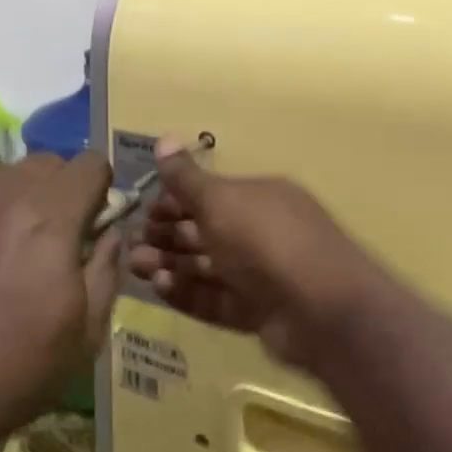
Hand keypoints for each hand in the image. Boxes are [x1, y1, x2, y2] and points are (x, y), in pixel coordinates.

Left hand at [0, 153, 120, 446]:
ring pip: (1, 176)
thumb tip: (110, 233)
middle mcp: (0, 195)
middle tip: (54, 240)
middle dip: (61, 190)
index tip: (94, 224)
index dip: (101, 190)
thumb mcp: (84, 336)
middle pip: (45, 163)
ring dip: (18, 199)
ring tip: (7, 252)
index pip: (90, 164)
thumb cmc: (9, 374)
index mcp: (49, 218)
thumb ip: (106, 270)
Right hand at [128, 138, 382, 368]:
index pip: (211, 194)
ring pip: (209, 267)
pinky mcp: (260, 313)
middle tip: (130, 243)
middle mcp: (264, 231)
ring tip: (135, 266)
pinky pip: (218, 299)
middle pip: (207, 231)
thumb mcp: (221, 201)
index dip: (175, 200)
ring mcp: (264, 275)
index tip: (143, 210)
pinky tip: (160, 288)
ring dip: (171, 264)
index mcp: (261, 197)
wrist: (321, 311)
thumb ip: (187, 178)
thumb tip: (163, 138)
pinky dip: (190, 292)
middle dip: (167, 235)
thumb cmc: (266, 240)